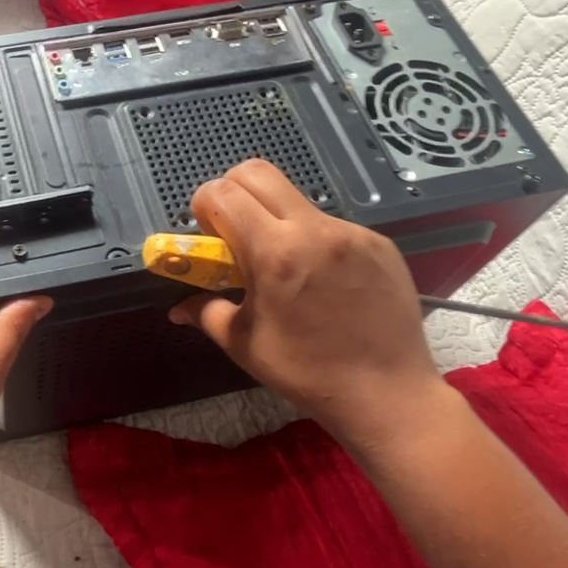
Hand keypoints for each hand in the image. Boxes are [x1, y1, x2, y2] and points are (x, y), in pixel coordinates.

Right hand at [169, 159, 444, 450]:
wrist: (388, 394)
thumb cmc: (307, 373)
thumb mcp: (244, 344)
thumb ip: (206, 312)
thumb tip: (178, 308)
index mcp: (274, 253)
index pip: (223, 192)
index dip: (204, 206)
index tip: (210, 237)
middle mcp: (314, 230)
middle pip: (257, 172)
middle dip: (234, 193)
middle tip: (236, 233)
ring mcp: (352, 233)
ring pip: (297, 200)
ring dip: (277, 220)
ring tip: (286, 268)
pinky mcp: (379, 243)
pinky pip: (332, 225)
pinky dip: (314, 241)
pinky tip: (324, 282)